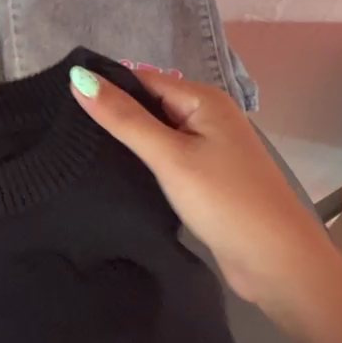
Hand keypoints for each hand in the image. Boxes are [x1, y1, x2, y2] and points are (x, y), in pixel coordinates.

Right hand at [69, 66, 332, 311]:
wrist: (280, 266)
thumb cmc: (226, 202)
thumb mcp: (169, 156)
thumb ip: (123, 118)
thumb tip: (78, 76)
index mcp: (204, 99)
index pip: (142, 79)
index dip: (105, 86)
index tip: (61, 99)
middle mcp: (209, 116)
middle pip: (149, 103)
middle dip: (114, 113)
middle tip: (65, 127)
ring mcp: (210, 148)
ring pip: (156, 132)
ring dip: (127, 139)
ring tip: (80, 147)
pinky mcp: (207, 177)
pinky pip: (166, 156)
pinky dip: (143, 160)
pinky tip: (115, 171)